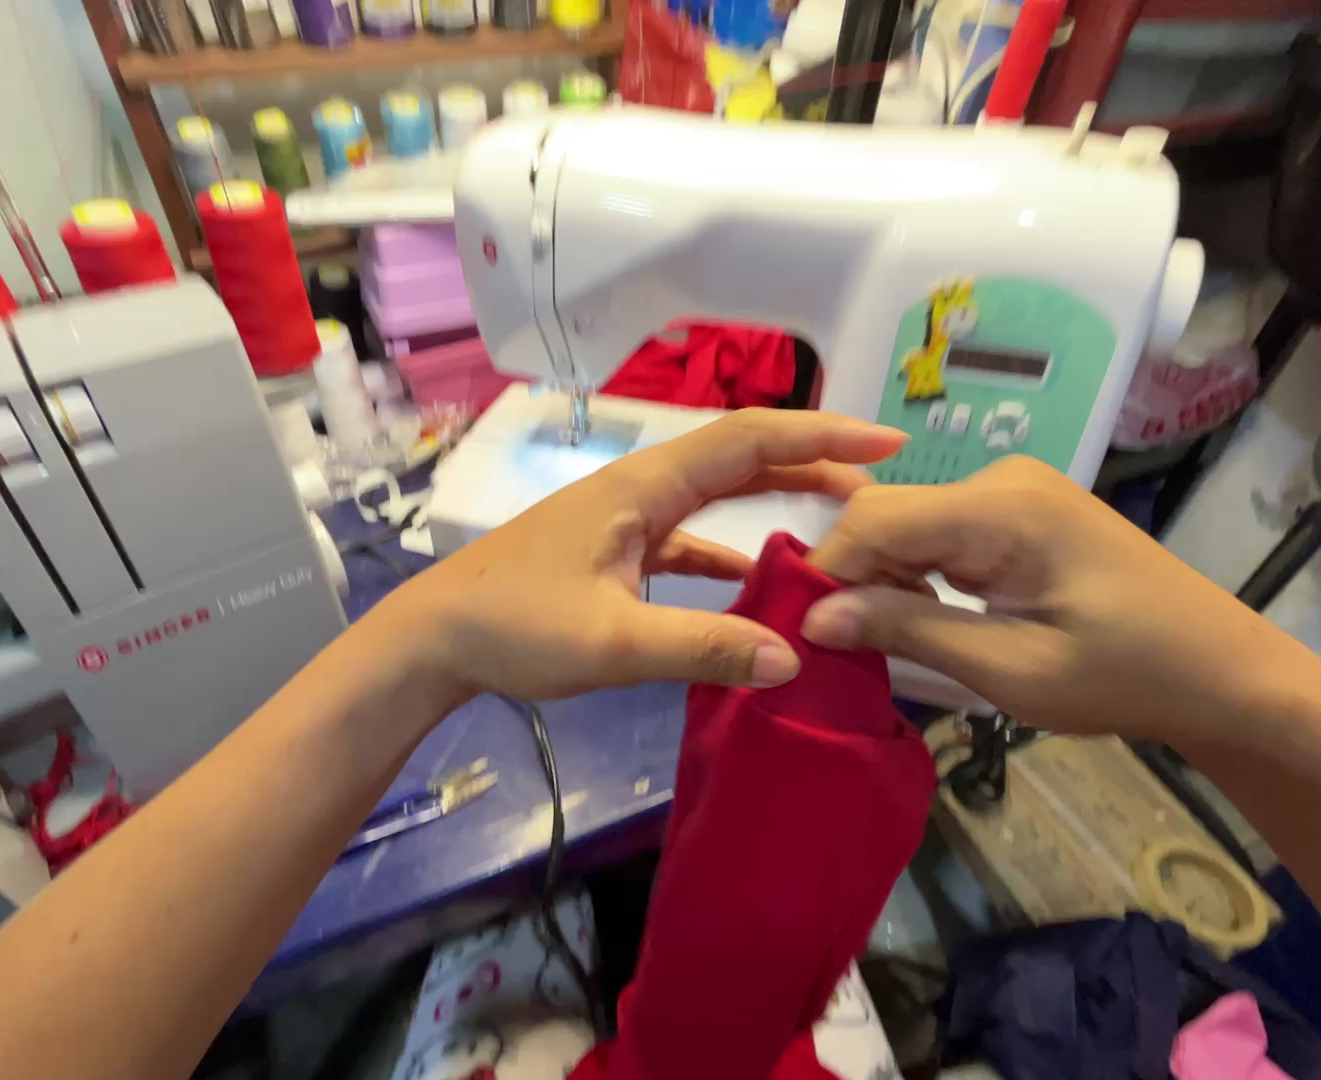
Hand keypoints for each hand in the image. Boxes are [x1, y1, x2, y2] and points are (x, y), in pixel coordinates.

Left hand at [387, 409, 906, 703]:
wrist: (437, 637)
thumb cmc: (513, 625)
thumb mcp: (610, 641)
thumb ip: (701, 647)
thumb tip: (793, 659)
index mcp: (642, 487)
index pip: (746, 442)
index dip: (819, 437)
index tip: (883, 444)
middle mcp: (640, 490)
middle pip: (739, 459)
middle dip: (810, 465)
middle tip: (876, 486)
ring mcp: (627, 520)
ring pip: (716, 498)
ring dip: (774, 503)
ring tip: (835, 523)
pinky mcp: (618, 553)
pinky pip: (689, 539)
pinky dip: (730, 551)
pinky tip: (757, 580)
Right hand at [799, 457, 1320, 746]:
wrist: (1227, 674)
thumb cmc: (1128, 678)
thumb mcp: (1009, 669)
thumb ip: (907, 632)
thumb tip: (813, 619)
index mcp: (1004, 509)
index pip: (876, 518)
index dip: (828, 570)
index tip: (804, 628)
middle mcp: (999, 480)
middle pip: (886, 514)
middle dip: (853, 575)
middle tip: (839, 641)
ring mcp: (1008, 490)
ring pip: (904, 521)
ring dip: (880, 576)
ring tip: (878, 634)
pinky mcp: (1013, 509)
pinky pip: (934, 530)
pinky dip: (912, 572)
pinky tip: (918, 610)